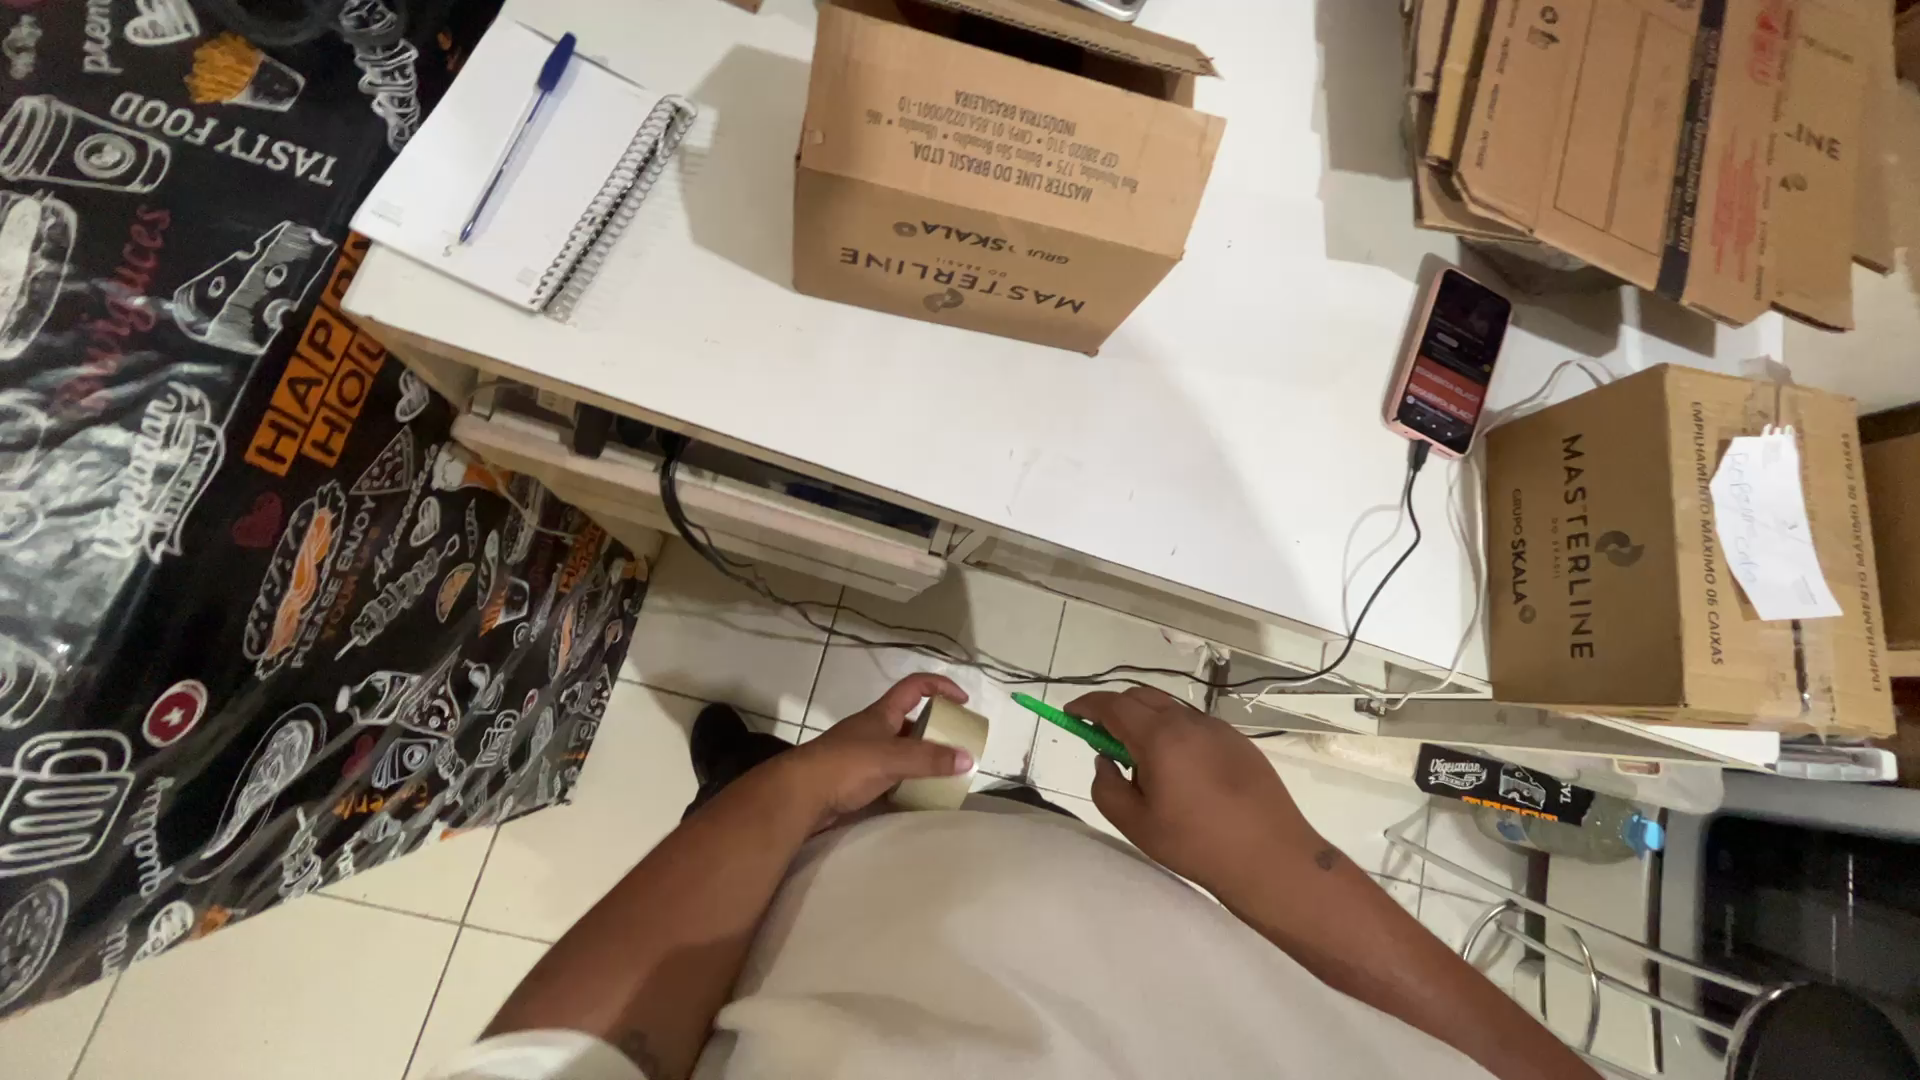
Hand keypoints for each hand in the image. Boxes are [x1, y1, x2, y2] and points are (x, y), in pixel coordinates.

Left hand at [777, 673, 973, 831]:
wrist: (800, 795)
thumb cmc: (845, 765)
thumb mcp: (892, 758)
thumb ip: (929, 759)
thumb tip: (968, 758)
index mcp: (881, 714)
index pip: (915, 686)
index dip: (940, 686)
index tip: (962, 702)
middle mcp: (873, 730)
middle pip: (910, 721)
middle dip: (934, 731)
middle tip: (956, 749)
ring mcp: (862, 755)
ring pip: (900, 752)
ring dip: (920, 760)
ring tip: (942, 776)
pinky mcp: (856, 780)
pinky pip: (889, 777)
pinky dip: (905, 783)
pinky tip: (916, 796)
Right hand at [1072, 687, 1325, 896]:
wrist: (1271, 858)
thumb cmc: (1196, 843)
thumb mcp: (1136, 823)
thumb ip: (1106, 786)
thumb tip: (1105, 761)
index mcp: (1159, 736)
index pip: (1113, 705)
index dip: (1087, 705)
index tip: (1071, 713)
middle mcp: (1188, 721)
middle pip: (1140, 697)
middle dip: (1114, 709)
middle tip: (1101, 737)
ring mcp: (1217, 728)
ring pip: (1169, 708)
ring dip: (1145, 719)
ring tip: (1141, 758)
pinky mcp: (1239, 741)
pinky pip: (1194, 724)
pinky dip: (1173, 732)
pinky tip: (1179, 769)